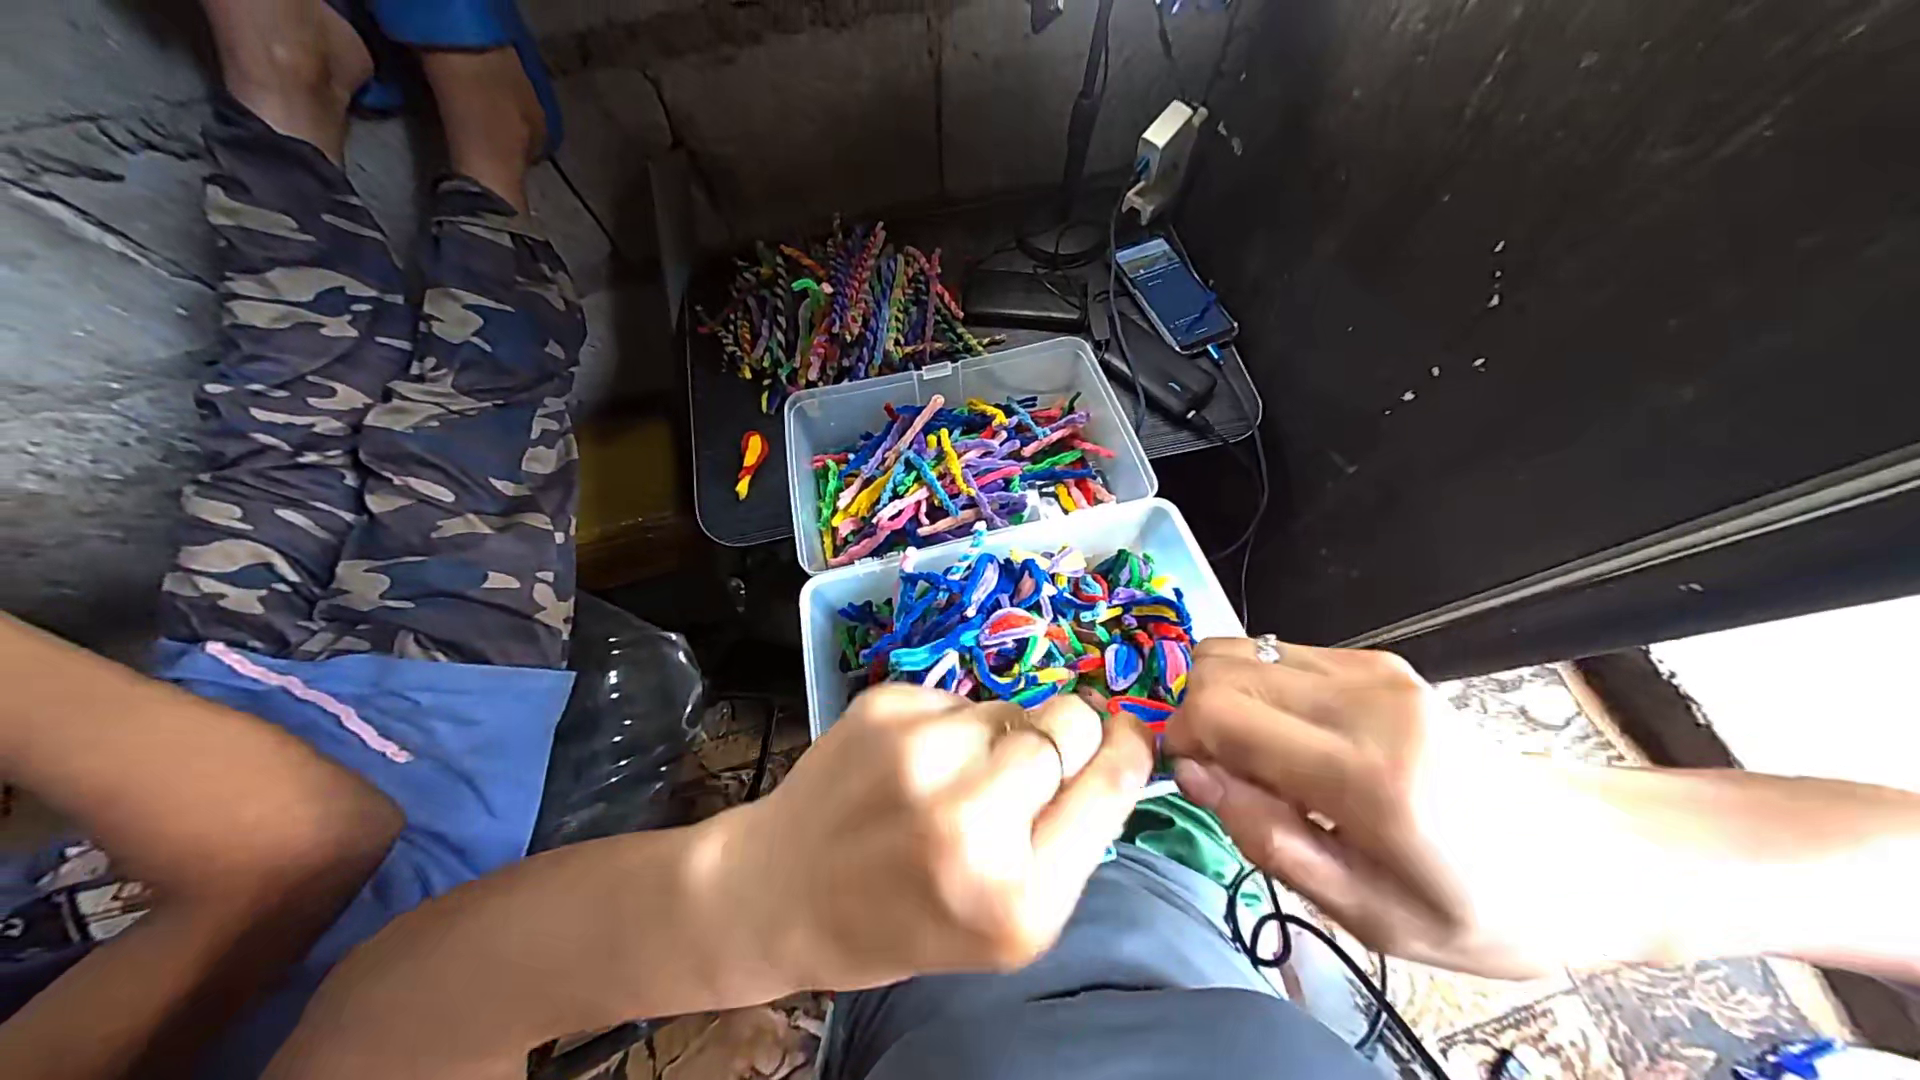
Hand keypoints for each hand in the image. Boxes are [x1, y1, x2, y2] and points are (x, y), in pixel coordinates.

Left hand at [737, 684, 1153, 991]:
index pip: (1109, 783)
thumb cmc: (903, 917)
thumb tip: (1107, 748)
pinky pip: (957, 700)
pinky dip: (949, 727)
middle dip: (1066, 732)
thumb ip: (1066, 840)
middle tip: (1028, 761)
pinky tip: (910, 763)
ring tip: (949, 777)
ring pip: (1011, 707)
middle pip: (1069, 722)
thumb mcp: (1004, 920)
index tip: (1128, 728)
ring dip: (999, 735)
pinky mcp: (885, 706)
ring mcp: (921, 752)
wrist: (781, 890)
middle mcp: (971, 818)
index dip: (1125, 746)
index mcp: (1016, 895)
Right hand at [1165, 638, 1672, 978]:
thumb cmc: (1477, 909)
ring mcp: (1370, 669)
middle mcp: (1364, 699)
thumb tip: (1192, 770)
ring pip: (1236, 648)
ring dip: (1217, 695)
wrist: (1581, 855)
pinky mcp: (1373, 659)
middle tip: (1216, 768)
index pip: (1220, 711)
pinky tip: (1282, 734)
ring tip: (1247, 752)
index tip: (1188, 775)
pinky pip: (1271, 653)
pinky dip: (1251, 687)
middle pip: (1218, 666)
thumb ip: (1267, 838)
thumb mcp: (1367, 915)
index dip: (1179, 736)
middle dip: (1191, 712)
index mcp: (1366, 773)